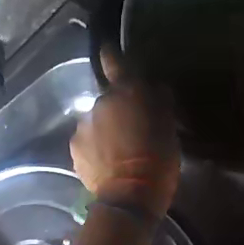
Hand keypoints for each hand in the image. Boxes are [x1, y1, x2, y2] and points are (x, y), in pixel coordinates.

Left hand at [71, 48, 179, 218]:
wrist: (130, 195)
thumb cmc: (158, 159)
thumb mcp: (169, 126)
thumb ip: (158, 101)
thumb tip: (154, 87)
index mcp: (126, 93)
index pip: (114, 63)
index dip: (111, 55)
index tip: (107, 50)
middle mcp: (99, 103)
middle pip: (108, 100)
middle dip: (117, 110)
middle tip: (131, 129)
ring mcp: (83, 126)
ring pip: (96, 122)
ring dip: (104, 130)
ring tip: (118, 151)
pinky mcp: (74, 148)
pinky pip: (86, 141)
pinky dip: (94, 148)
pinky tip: (106, 162)